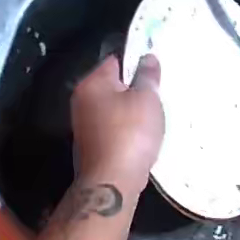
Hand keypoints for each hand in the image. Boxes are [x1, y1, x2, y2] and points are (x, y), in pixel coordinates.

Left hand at [72, 54, 162, 189]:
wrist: (113, 181)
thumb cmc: (130, 133)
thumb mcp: (147, 98)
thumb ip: (148, 75)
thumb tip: (147, 58)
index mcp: (91, 83)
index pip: (115, 61)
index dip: (137, 63)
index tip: (156, 73)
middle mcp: (82, 101)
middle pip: (113, 87)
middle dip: (135, 90)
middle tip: (158, 97)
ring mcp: (84, 126)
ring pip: (114, 110)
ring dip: (132, 113)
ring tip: (154, 119)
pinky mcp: (92, 146)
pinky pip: (114, 130)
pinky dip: (127, 131)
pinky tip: (143, 139)